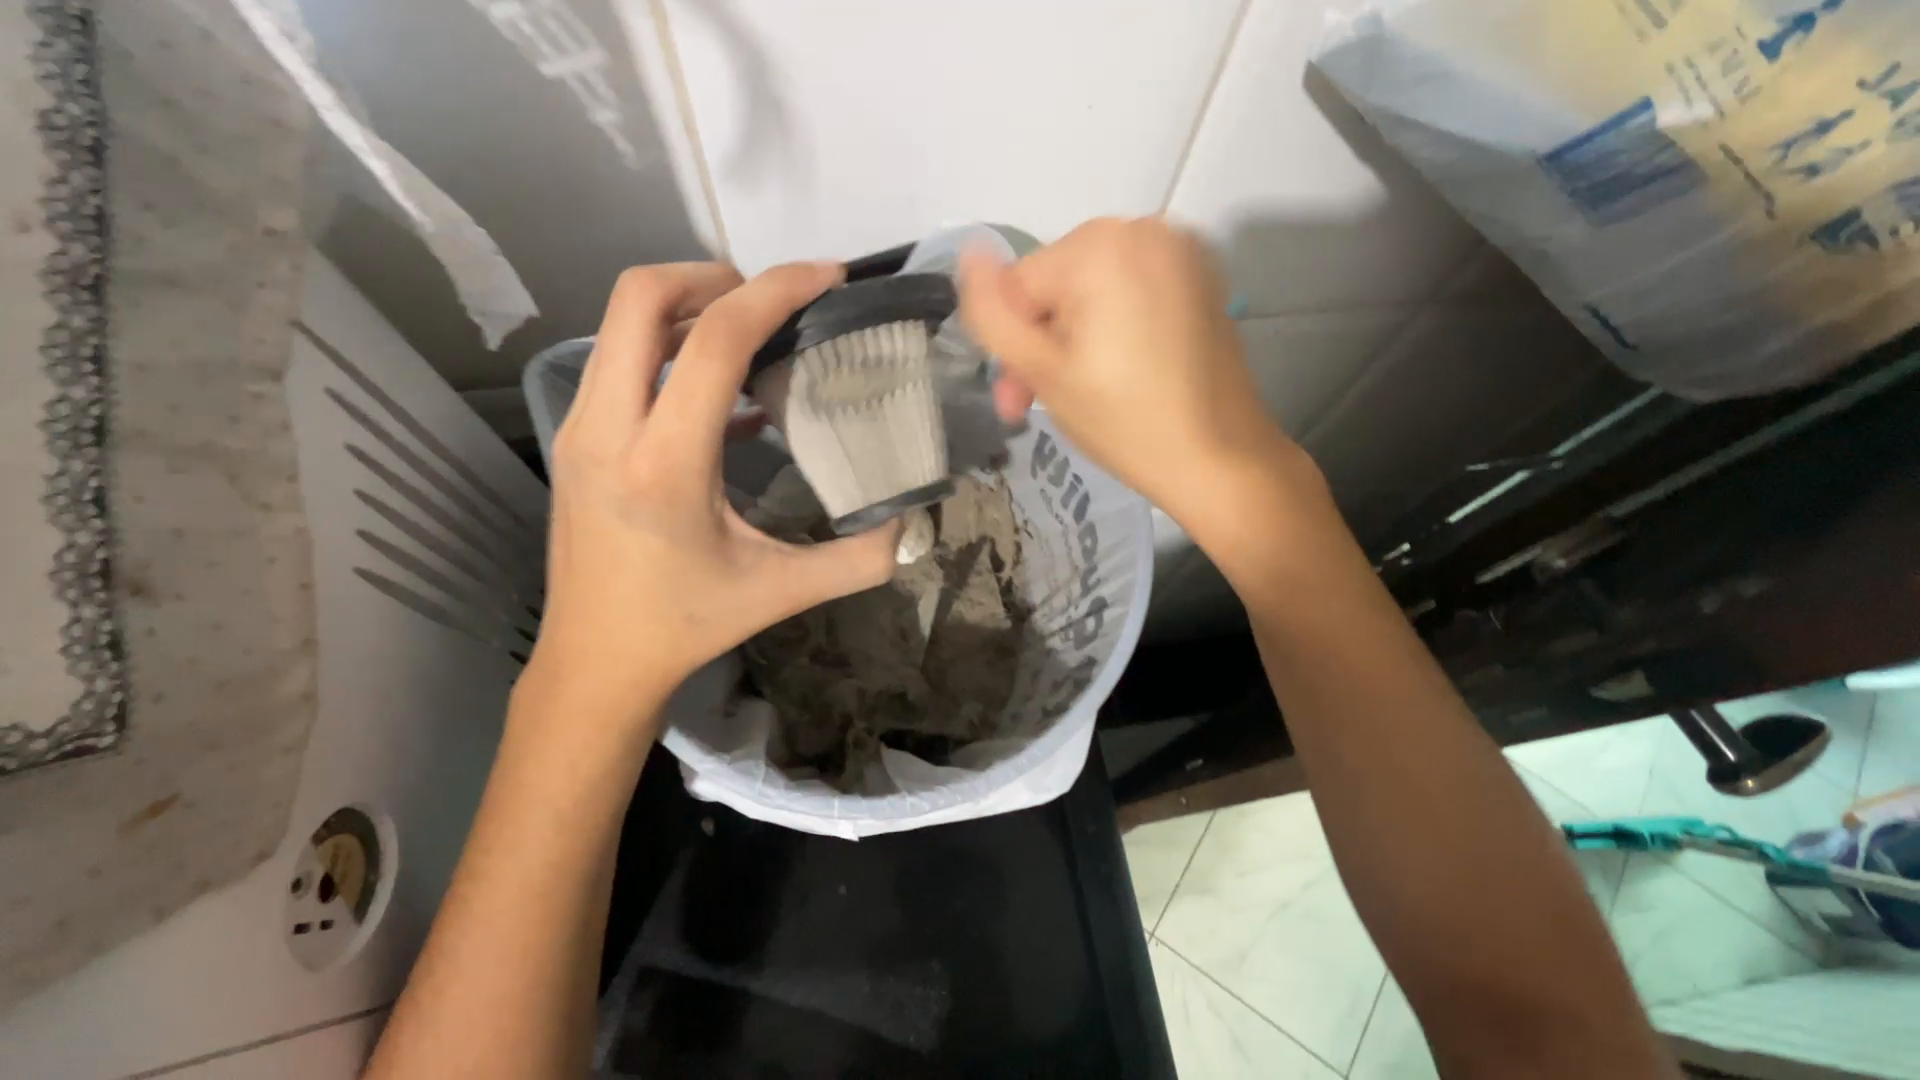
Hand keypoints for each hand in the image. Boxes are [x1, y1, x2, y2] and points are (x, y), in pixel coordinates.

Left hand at [525, 262, 900, 730]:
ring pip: (621, 324)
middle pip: (640, 298)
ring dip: (688, 307)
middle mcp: (609, 429)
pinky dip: (669, 349)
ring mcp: (581, 429)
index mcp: (664, 463)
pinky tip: (723, 391)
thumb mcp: (780, 592)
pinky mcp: (576, 439)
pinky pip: (619, 361)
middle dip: (714, 276)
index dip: (776, 292)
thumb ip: (857, 560)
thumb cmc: (685, 626)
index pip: (714, 341)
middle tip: (774, 298)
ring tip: (752, 331)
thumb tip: (915, 526)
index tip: (827, 277)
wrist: (594, 662)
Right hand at [959, 217, 1294, 519]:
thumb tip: (968, 254)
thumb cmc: (1127, 424)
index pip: (1019, 285)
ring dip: (1074, 335)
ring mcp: (1180, 250)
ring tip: (1082, 390)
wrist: (1224, 460)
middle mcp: (1144, 229)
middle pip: (1056, 282)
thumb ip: (992, 314)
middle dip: (1043, 339)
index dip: (1011, 344)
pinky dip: (1114, 323)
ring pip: (1091, 288)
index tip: (1018, 401)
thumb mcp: (1043, 373)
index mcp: (1100, 246)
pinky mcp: (1201, 276)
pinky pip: (1131, 290)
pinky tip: (1119, 369)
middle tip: (1043, 400)